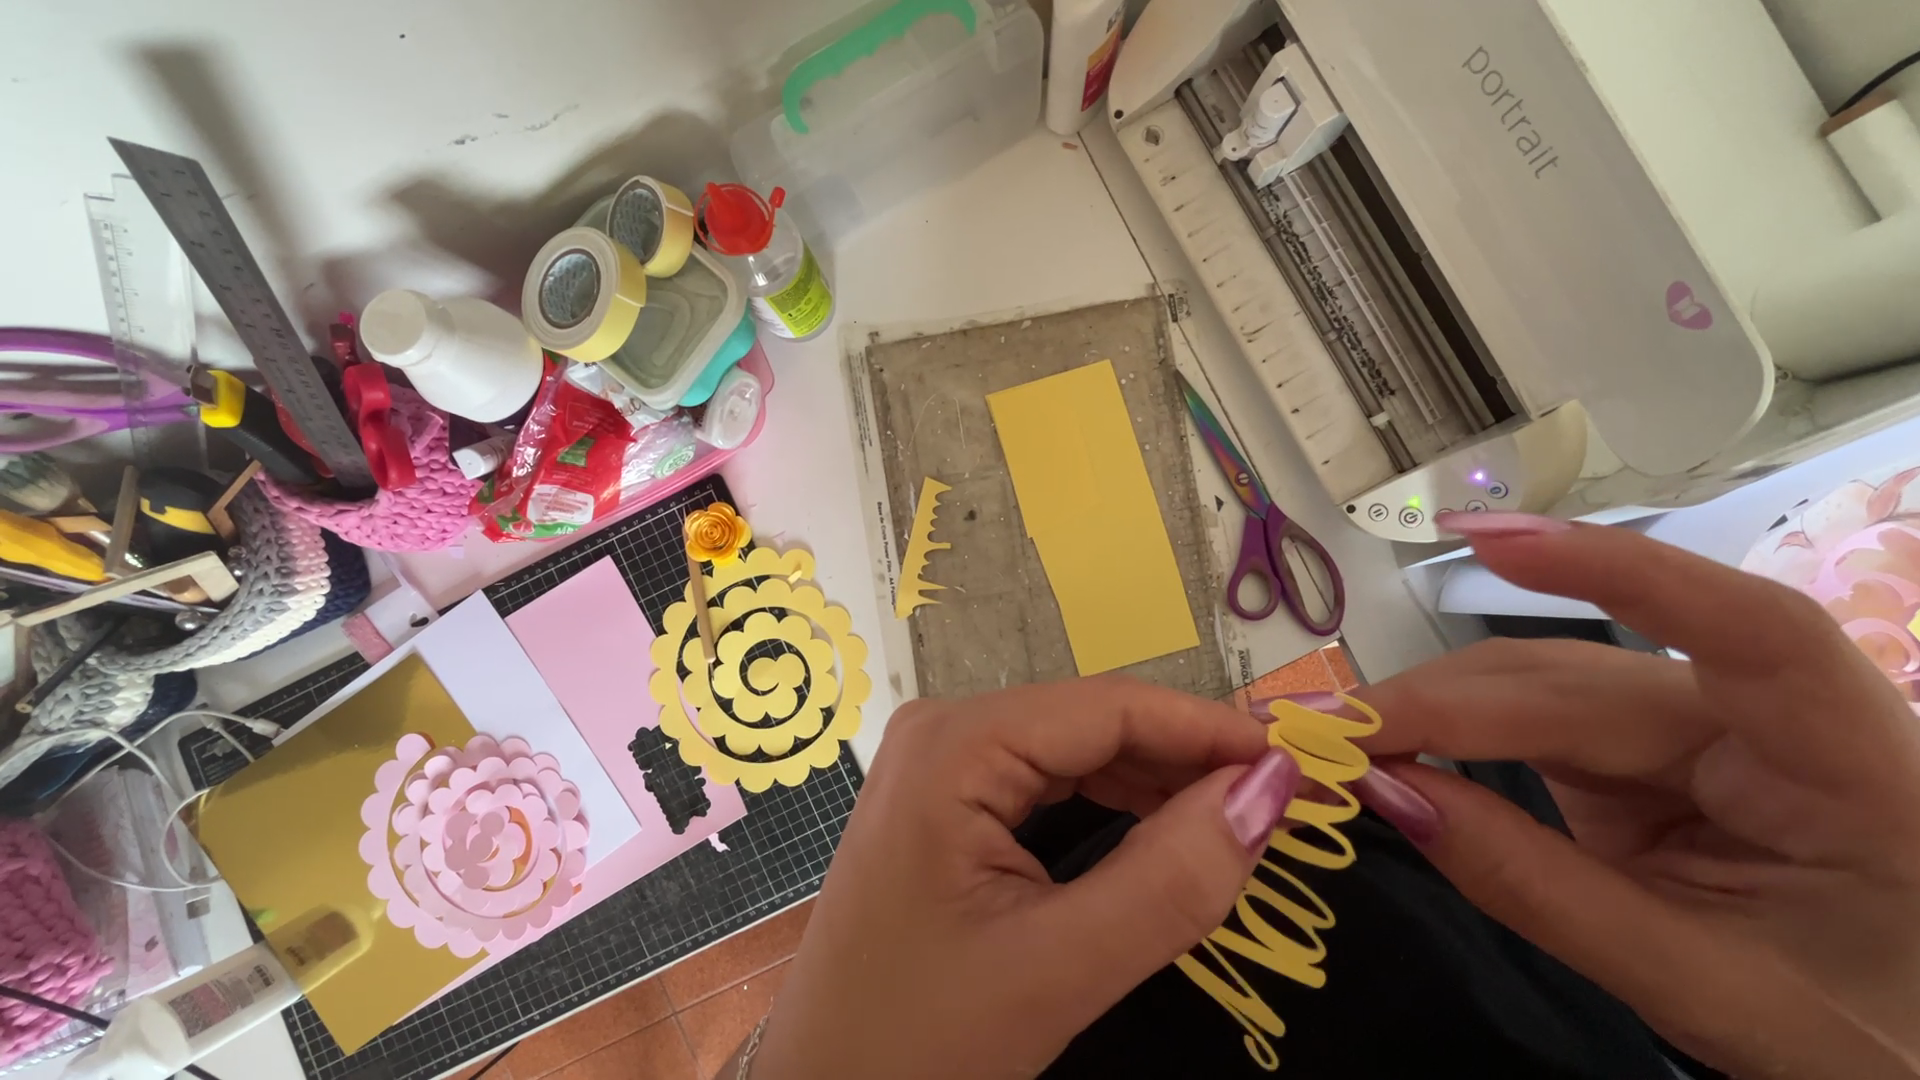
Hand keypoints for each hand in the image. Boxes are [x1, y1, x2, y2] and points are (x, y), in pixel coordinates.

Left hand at [746, 678, 1298, 1079]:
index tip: (1302, 762)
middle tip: (1284, 801)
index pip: (1109, 707)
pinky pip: (1047, 781)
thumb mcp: (1057, 968)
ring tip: (1239, 817)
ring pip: (1075, 750)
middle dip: (1188, 757)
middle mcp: (944, 729)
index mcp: (955, 744)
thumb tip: (1270, 789)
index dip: (1210, 727)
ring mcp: (941, 761)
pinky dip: (1113, 802)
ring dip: (1157, 780)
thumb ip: (1170, 879)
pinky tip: (1164, 827)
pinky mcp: (947, 798)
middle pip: (1092, 723)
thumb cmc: (921, 1040)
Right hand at [1360, 514, 1919, 1078]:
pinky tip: (1393, 740)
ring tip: (1342, 739)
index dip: (1614, 568)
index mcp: (1847, 771)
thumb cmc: (1857, 1032)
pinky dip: (1449, 731)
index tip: (1478, 542)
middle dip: (1439, 702)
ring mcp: (1689, 727)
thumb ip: (1541, 889)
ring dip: (1430, 710)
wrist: (1896, 1047)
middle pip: (1574, 677)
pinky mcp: (1633, 746)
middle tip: (1324, 736)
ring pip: (1532, 688)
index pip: (1748, 628)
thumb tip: (1385, 790)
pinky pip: (1525, 722)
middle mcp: (1760, 720)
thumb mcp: (1706, 989)